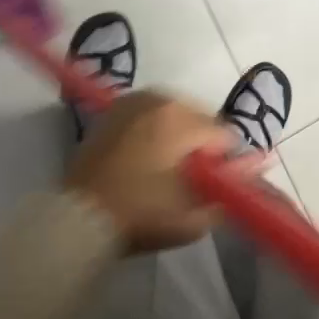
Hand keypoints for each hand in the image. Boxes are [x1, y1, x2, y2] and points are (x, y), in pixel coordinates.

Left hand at [64, 91, 238, 252]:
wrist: (79, 215)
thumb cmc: (138, 214)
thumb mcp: (188, 219)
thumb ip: (223, 199)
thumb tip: (238, 184)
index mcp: (180, 119)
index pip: (222, 133)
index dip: (226, 159)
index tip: (218, 181)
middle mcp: (159, 99)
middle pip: (198, 115)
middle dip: (202, 141)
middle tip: (194, 174)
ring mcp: (133, 101)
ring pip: (172, 110)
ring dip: (178, 131)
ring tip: (169, 164)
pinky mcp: (113, 110)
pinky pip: (148, 113)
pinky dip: (155, 127)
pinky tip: (148, 154)